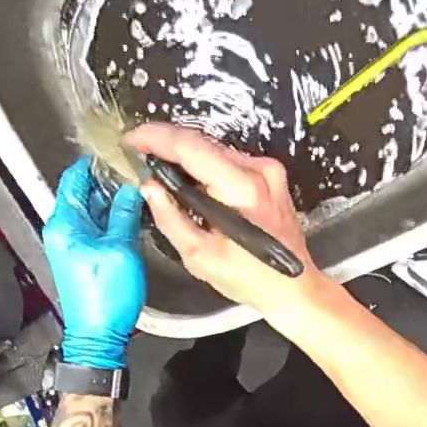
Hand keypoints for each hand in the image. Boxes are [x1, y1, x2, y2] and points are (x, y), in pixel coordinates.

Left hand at [44, 157, 146, 369]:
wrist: (99, 336)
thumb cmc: (104, 300)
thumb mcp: (120, 249)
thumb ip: (125, 215)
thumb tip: (131, 190)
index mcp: (64, 224)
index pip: (74, 178)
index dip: (95, 163)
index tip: (117, 154)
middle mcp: (63, 232)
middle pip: (85, 194)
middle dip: (110, 182)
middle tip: (137, 174)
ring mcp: (74, 246)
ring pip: (94, 212)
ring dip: (115, 203)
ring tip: (140, 194)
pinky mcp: (86, 259)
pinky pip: (99, 230)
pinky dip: (115, 222)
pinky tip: (134, 219)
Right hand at [124, 123, 325, 318]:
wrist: (293, 288)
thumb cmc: (253, 279)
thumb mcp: (201, 257)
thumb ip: (171, 219)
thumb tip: (150, 190)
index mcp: (243, 189)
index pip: (191, 147)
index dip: (155, 138)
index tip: (132, 140)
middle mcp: (259, 172)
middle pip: (203, 145)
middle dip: (168, 148)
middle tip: (141, 157)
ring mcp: (269, 172)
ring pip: (216, 152)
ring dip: (188, 160)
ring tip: (163, 173)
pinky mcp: (271, 178)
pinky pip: (230, 163)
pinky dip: (208, 170)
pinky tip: (194, 185)